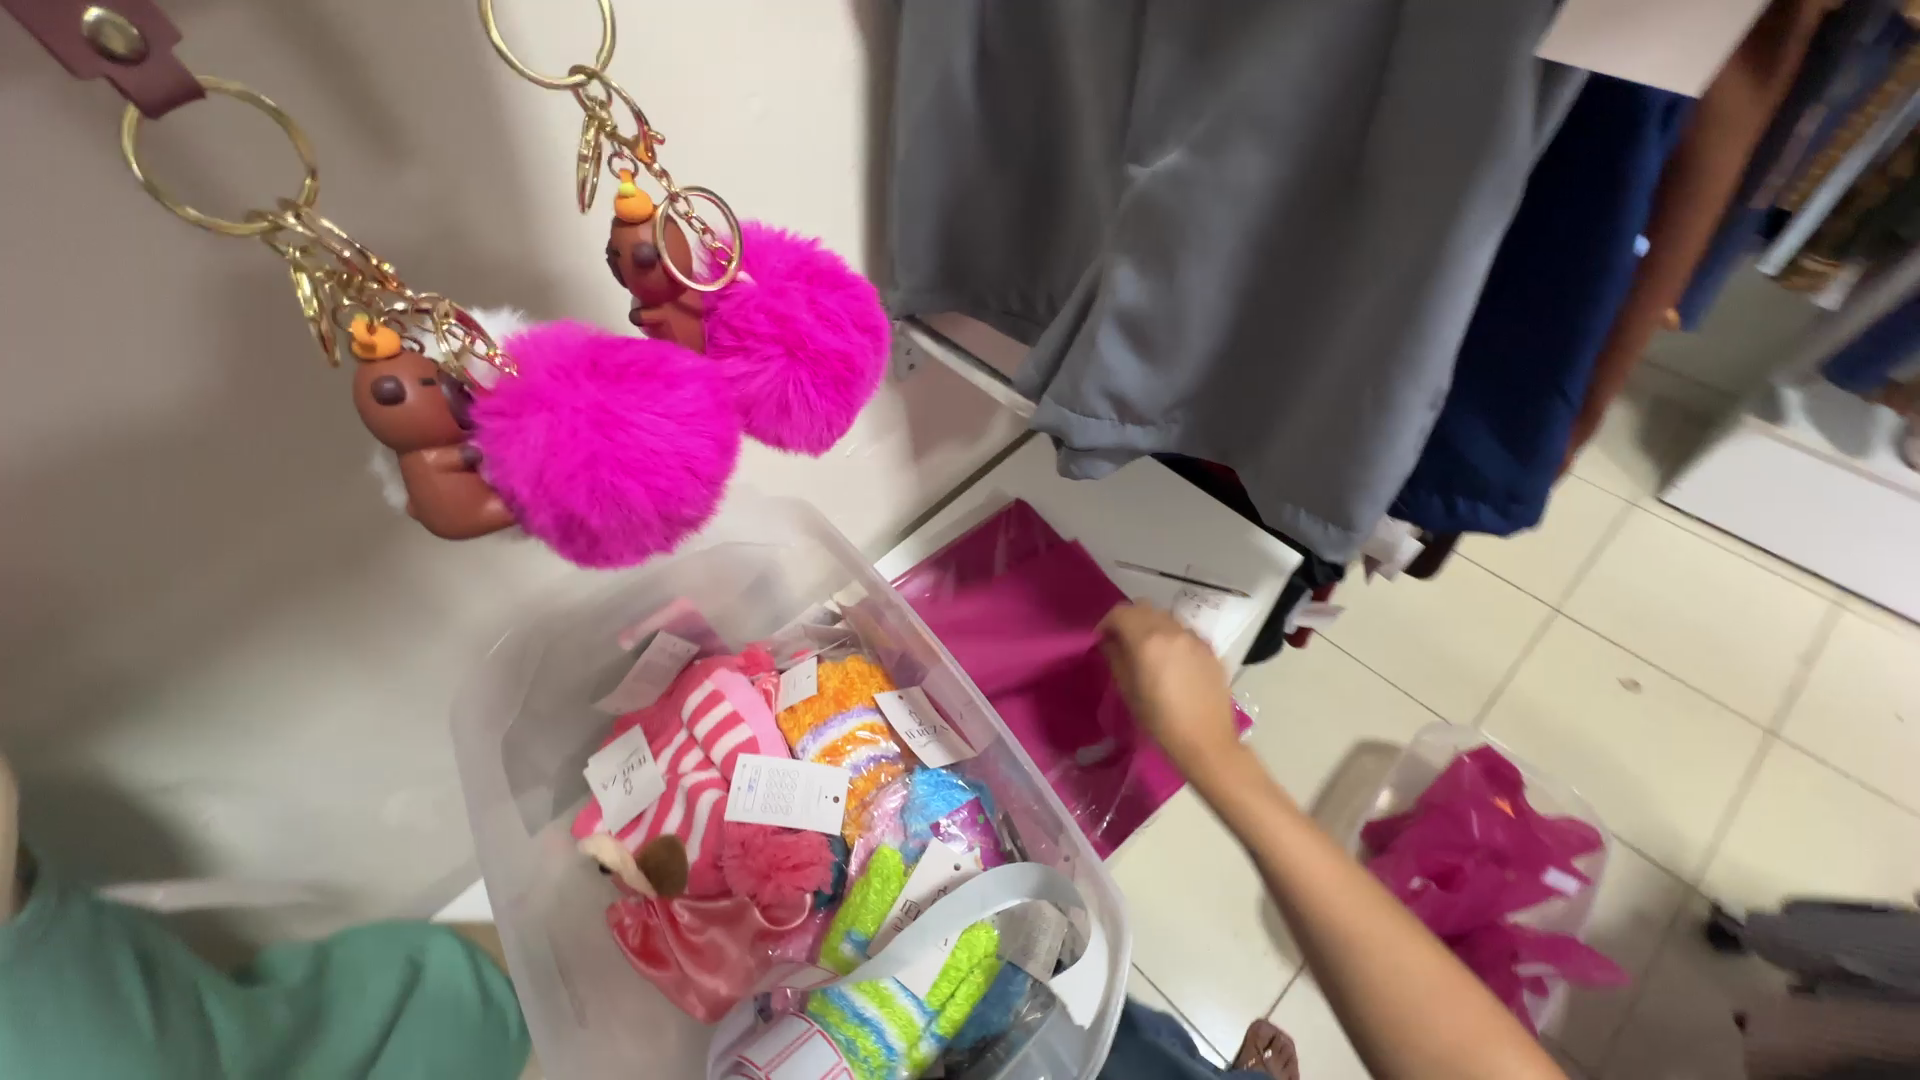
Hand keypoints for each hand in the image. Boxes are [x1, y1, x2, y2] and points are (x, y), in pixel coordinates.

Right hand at [1097, 603, 1242, 776]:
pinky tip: (1172, 662)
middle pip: (1144, 608)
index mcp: (1147, 640)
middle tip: (1122, 642)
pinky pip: (1184, 632)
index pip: (1120, 612)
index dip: (1107, 623)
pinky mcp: (1210, 648)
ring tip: (1148, 651)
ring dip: (1151, 626)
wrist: (1206, 741)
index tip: (1102, 640)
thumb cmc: (1160, 721)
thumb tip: (1109, 641)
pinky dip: (1172, 638)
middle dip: (1128, 620)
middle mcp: (1172, 630)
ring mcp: (1194, 638)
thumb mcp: (1128, 690)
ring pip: (1166, 618)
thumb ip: (1115, 657)